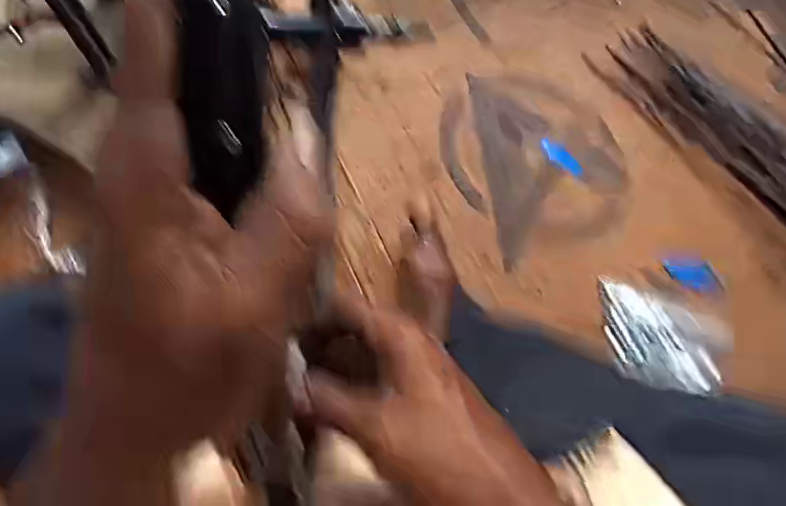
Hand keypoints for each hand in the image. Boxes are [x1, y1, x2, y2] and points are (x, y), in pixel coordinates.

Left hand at [15, 0, 330, 502]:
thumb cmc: (182, 367)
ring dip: (194, 25)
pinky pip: (182, 111)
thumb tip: (303, 127)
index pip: (147, 49)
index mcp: (144, 162)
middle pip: (155, 47)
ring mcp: (137, 162)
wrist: (126, 414)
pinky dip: (208, 76)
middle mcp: (131, 146)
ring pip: (168, 76)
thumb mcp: (255, 305)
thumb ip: (289, 214)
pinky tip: (244, 65)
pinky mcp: (151, 180)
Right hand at [297, 295, 559, 505]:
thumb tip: (285, 382)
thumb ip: (325, 400)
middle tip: (280, 358)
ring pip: (359, 354)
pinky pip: (374, 377)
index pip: (339, 300)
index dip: (305, 310)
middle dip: (314, 342)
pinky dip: (348, 386)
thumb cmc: (443, 453)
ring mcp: (418, 368)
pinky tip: (328, 405)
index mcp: (399, 331)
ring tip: (296, 383)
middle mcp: (409, 339)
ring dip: (329, 368)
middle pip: (347, 327)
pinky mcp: (423, 396)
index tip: (275, 325)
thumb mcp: (375, 428)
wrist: (511, 502)